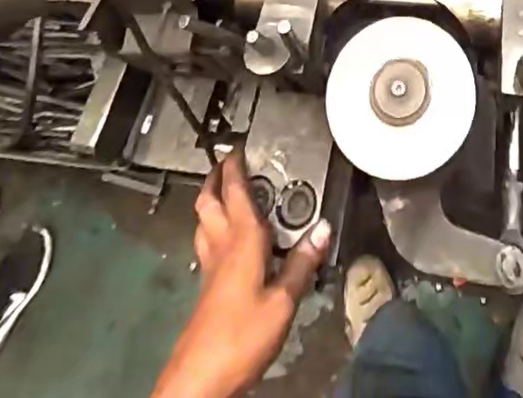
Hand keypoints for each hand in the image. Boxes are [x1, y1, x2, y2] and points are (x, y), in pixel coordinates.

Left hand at [153, 153, 330, 397]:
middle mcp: (221, 247)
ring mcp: (209, 268)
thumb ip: (302, 264)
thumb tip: (324, 228)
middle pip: (208, 203)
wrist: (199, 380)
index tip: (237, 148)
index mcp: (241, 240)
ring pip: (203, 223)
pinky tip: (224, 240)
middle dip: (214, 179)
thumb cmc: (242, 334)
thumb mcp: (283, 301)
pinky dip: (213, 229)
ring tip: (221, 192)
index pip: (234, 193)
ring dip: (210, 202)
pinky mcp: (206, 288)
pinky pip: (207, 244)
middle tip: (224, 164)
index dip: (234, 168)